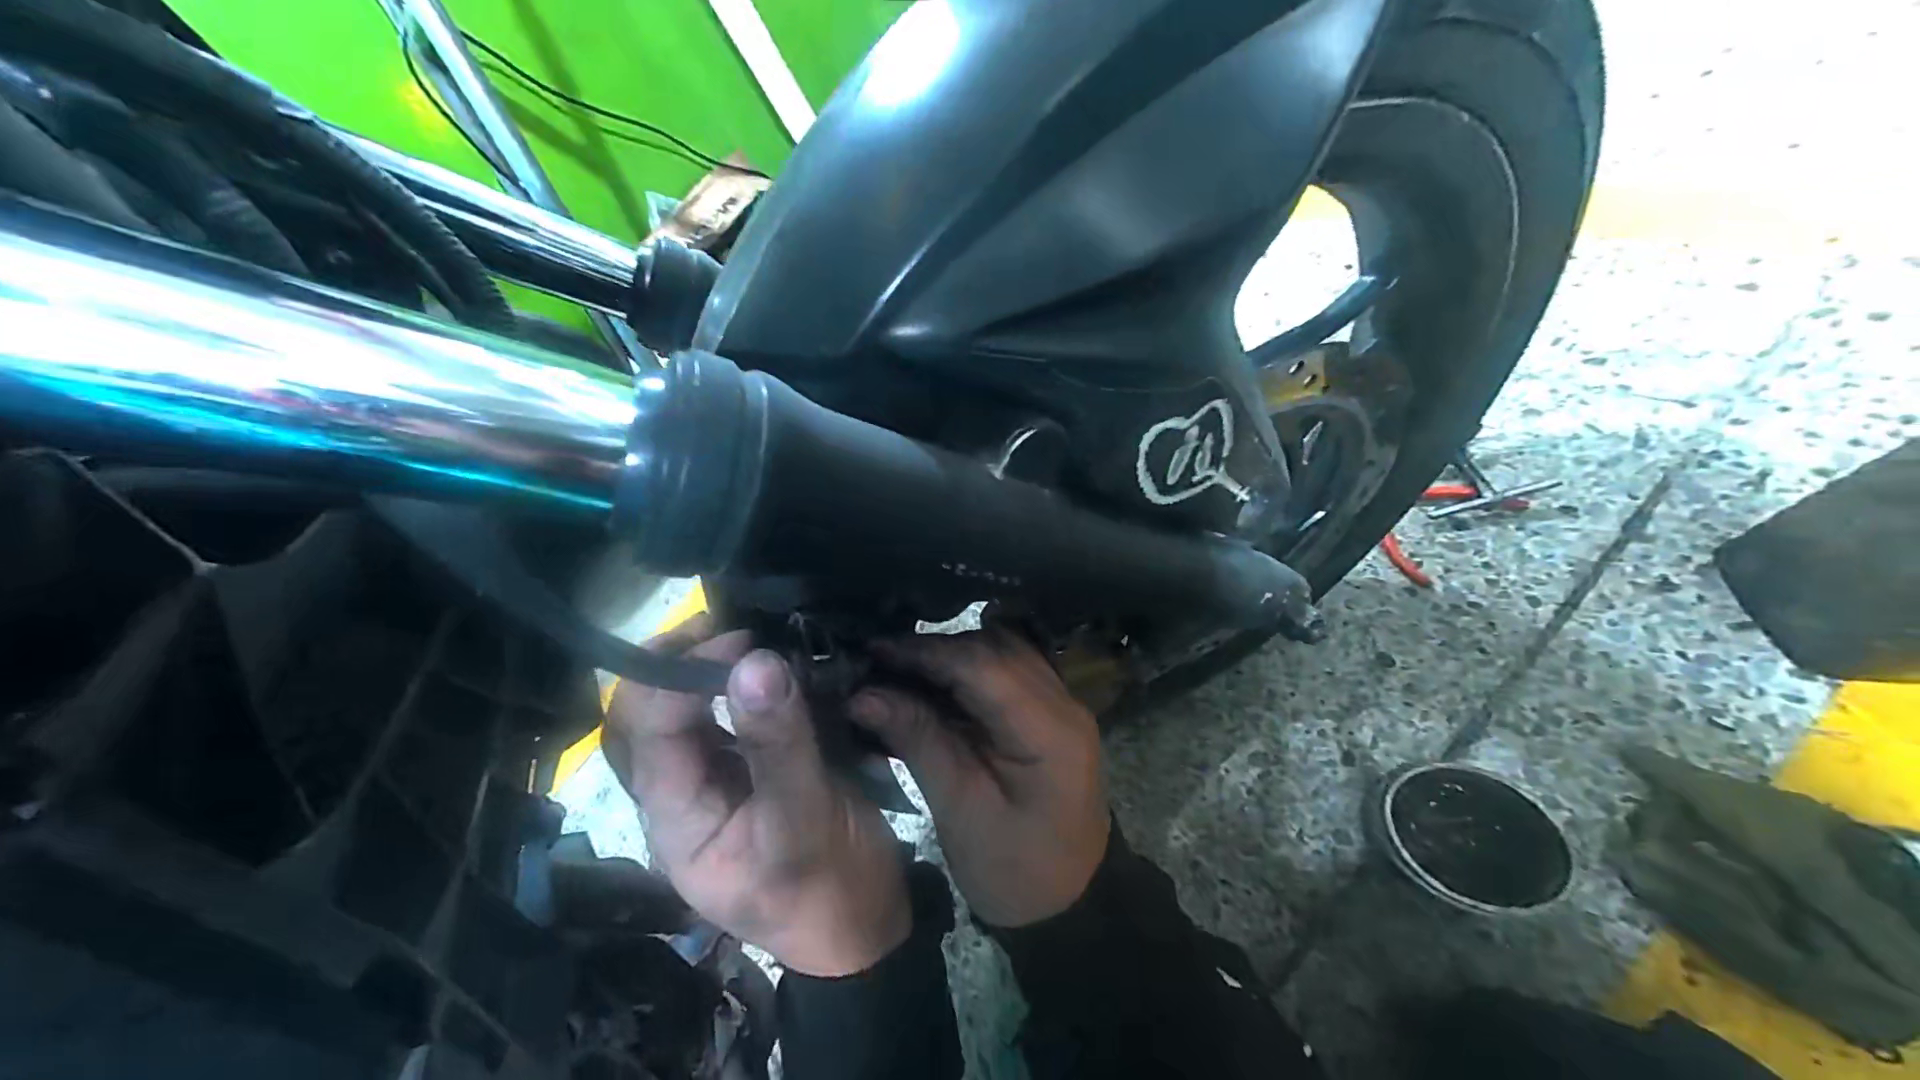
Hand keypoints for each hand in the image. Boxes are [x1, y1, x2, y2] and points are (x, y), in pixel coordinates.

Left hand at [604, 617, 911, 976]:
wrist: (866, 927)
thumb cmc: (831, 888)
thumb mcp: (806, 819)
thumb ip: (779, 744)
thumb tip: (755, 662)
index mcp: (675, 818)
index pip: (652, 731)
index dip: (684, 675)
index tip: (740, 640)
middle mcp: (681, 794)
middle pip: (646, 717)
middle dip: (676, 662)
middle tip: (727, 623)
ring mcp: (714, 780)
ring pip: (682, 712)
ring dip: (704, 668)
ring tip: (746, 633)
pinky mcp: (747, 769)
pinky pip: (726, 716)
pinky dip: (739, 683)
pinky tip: (770, 662)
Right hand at [849, 627, 1109, 926]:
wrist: (1068, 902)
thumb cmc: (1014, 870)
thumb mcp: (961, 810)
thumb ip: (919, 741)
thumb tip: (864, 695)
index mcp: (1050, 731)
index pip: (984, 665)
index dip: (927, 652)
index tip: (875, 650)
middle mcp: (1064, 703)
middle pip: (996, 648)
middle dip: (936, 649)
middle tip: (880, 661)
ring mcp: (1062, 704)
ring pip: (1002, 651)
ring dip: (952, 655)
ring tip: (901, 669)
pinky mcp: (1049, 713)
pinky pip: (1008, 672)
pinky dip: (968, 670)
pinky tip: (933, 684)